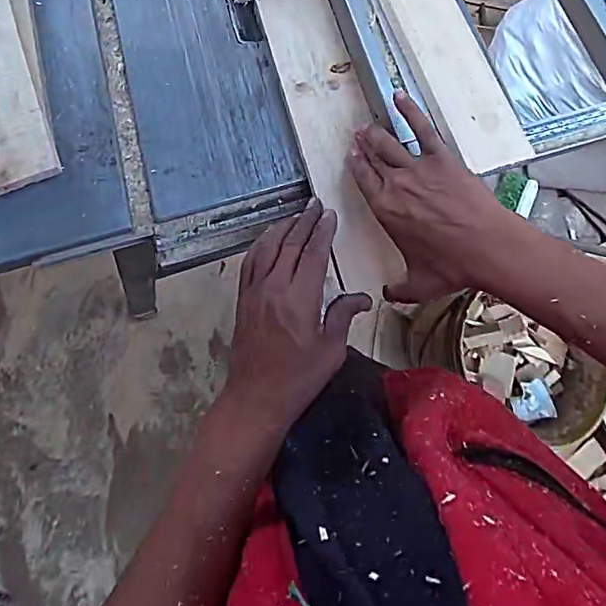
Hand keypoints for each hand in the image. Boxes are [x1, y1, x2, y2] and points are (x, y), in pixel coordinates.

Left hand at [218, 200, 371, 434]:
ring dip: (283, 228)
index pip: (312, 254)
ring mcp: (254, 292)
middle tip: (316, 205)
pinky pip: (251, 262)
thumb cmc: (298, 379)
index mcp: (299, 300)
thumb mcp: (331, 351)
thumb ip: (343, 316)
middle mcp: (274, 289)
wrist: (255, 399)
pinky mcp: (243, 300)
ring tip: (296, 215)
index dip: (322, 231)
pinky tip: (270, 238)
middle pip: (290, 244)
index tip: (330, 215)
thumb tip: (363, 298)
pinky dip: (261, 244)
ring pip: (267, 248)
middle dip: (305, 221)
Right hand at [348, 91, 537, 303]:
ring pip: (388, 143)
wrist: (487, 247)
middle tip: (357, 138)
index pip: (363, 181)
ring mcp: (418, 169)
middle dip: (362, 147)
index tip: (352, 158)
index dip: (356, 167)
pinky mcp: (442, 159)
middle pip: (372, 159)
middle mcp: (396, 186)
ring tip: (368, 126)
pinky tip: (399, 97)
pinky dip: (409, 111)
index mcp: (385, 210)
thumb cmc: (454, 266)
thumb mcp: (420, 284)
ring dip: (375, 133)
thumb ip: (399, 290)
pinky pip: (422, 129)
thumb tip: (388, 296)